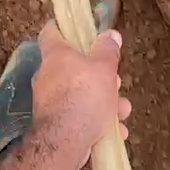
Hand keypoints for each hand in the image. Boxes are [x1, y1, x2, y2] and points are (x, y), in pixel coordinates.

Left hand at [30, 18, 131, 167]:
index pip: (52, 31)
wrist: (65, 141)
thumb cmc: (84, 97)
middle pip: (74, 68)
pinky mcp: (55, 126)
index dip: (65, 28)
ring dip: (104, 103)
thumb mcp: (104, 69)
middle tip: (117, 82)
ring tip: (122, 112)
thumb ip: (108, 51)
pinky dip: (97, 123)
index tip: (81, 31)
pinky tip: (115, 132)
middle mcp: (47, 77)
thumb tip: (110, 35)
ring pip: (80, 96)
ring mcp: (49, 103)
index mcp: (56, 55)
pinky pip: (78, 118)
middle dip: (100, 77)